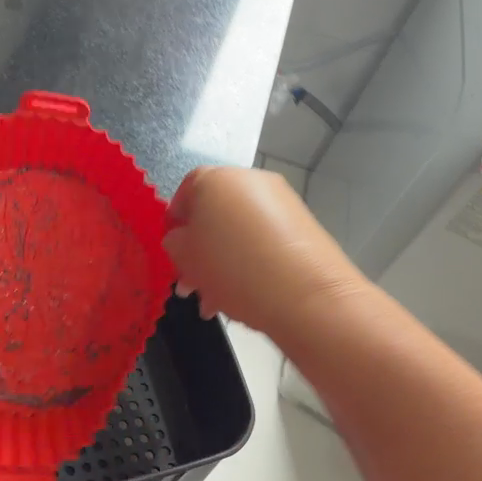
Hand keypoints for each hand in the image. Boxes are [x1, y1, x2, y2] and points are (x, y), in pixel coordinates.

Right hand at [162, 166, 369, 334]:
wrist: (309, 295)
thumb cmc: (233, 269)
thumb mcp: (185, 258)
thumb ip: (174, 242)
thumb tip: (182, 239)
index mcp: (213, 179)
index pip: (182, 195)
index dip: (173, 227)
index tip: (172, 256)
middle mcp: (248, 179)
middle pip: (212, 213)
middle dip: (199, 250)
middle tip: (191, 285)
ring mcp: (279, 199)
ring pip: (238, 229)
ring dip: (222, 260)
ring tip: (214, 301)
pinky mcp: (302, 223)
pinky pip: (263, 237)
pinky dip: (250, 259)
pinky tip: (242, 294)